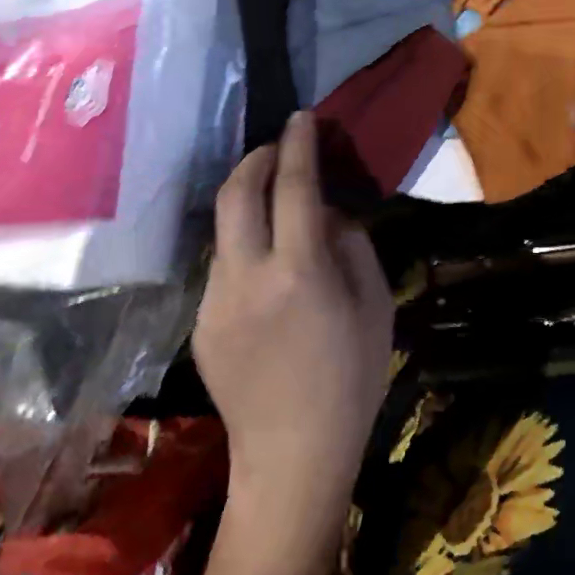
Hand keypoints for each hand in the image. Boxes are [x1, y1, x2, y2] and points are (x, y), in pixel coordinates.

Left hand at [194, 111, 394, 509]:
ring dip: (249, 203)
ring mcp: (214, 302)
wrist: (293, 456)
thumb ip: (352, 246)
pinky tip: (268, 269)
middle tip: (278, 149)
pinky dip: (245, 245)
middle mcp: (246, 278)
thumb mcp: (375, 306)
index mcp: (300, 273)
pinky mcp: (199, 324)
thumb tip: (327, 213)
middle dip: (255, 158)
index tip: (302, 117)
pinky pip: (222, 266)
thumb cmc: (352, 380)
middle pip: (235, 193)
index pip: (294, 187)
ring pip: (225, 229)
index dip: (298, 145)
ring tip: (278, 208)